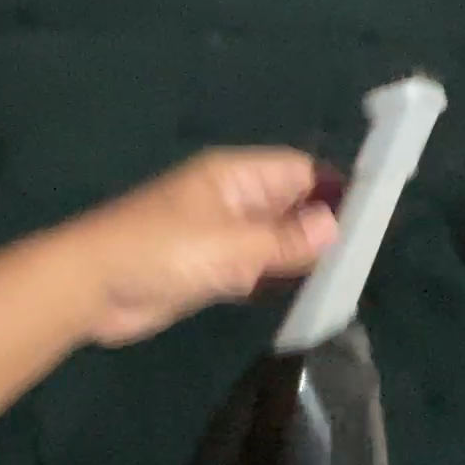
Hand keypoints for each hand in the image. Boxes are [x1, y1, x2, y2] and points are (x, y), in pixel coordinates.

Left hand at [57, 149, 339, 346]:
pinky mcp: (210, 267)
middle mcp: (233, 198)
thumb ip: (283, 239)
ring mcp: (221, 233)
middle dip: (321, 224)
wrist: (92, 287)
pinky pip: (255, 265)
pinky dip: (276, 276)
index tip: (372, 215)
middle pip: (288, 203)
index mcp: (235, 175)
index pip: (297, 170)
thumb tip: (334, 225)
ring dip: (300, 253)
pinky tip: (302, 295)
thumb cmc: (160, 251)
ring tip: (345, 277)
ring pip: (274, 237)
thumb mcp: (228, 244)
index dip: (332, 188)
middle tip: (365, 255)